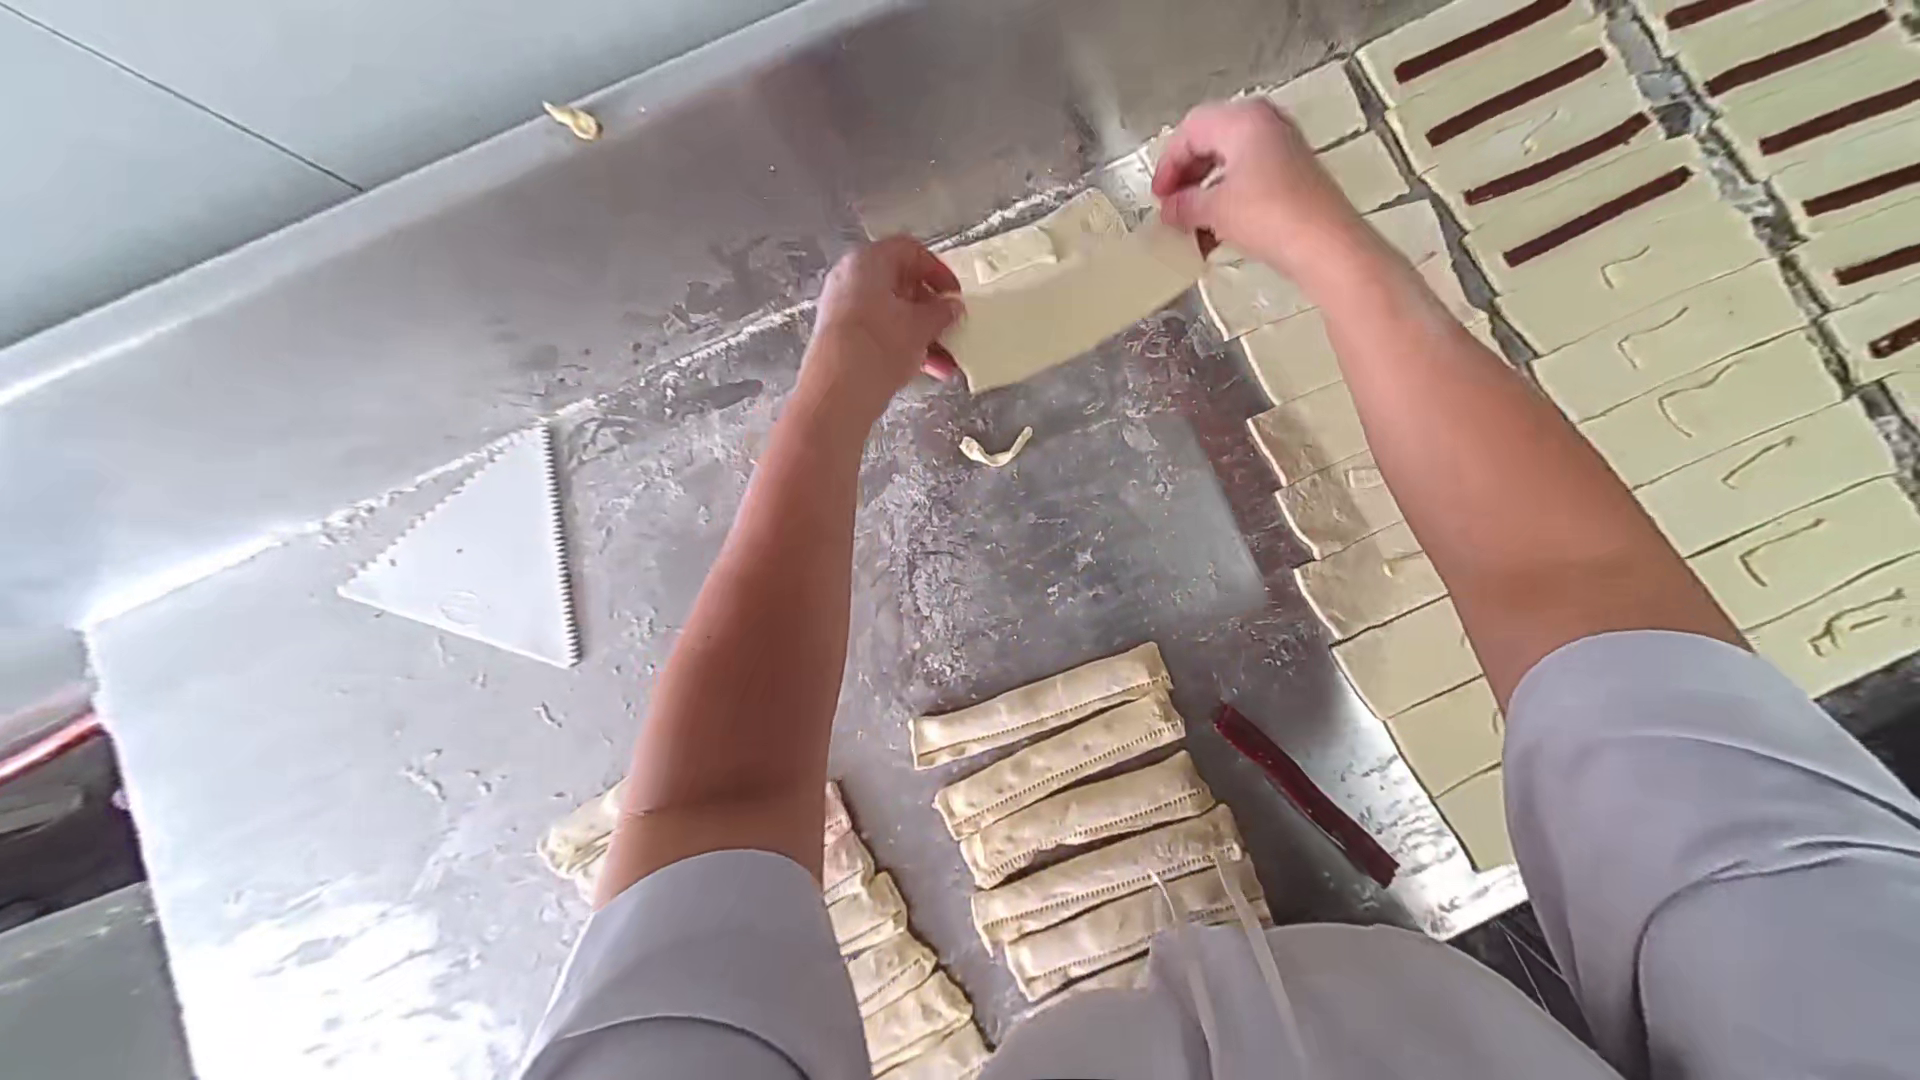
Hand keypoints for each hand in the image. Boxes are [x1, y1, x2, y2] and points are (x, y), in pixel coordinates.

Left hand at [804, 237, 963, 417]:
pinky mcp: (843, 339)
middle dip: (930, 309)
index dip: (938, 271)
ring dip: (922, 334)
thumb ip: (941, 312)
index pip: (910, 252)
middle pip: (900, 285)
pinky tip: (927, 368)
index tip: (953, 293)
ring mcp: (844, 311)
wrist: (838, 391)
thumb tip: (951, 307)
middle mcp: (851, 280)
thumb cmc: (876, 347)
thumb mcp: (921, 326)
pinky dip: (903, 346)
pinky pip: (881, 334)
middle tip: (949, 325)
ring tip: (944, 357)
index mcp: (867, 262)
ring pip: (892, 314)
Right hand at [1151, 99, 1368, 281]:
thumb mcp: (1213, 210)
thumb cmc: (1269, 215)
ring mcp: (1280, 148)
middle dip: (1185, 176)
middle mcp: (1264, 124)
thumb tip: (1170, 209)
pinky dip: (1224, 199)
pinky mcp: (1289, 174)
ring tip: (1190, 223)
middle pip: (1209, 141)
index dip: (1168, 164)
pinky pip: (1245, 179)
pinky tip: (1214, 230)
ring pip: (1227, 162)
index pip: (1190, 130)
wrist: (1321, 242)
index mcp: (1243, 120)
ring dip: (1203, 192)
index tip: (1159, 196)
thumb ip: (1183, 205)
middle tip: (1170, 206)